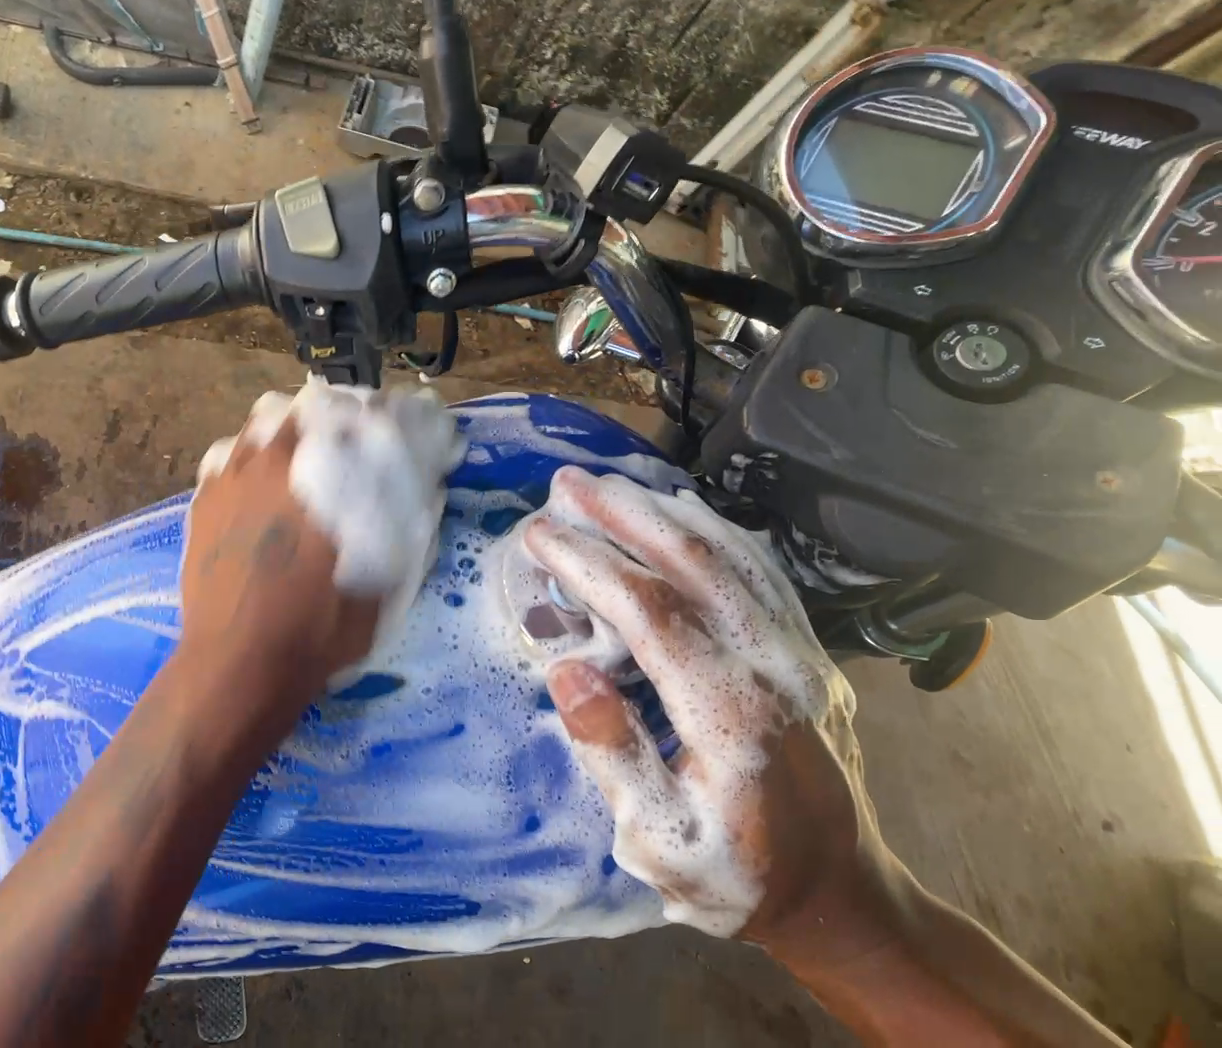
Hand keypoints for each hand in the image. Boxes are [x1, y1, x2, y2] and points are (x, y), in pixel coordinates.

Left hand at [179, 419, 380, 730]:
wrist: (236, 663)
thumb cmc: (315, 634)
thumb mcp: (380, 591)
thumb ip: (400, 534)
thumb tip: (420, 492)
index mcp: (332, 482)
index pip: (367, 420)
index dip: (387, 416)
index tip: (399, 424)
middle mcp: (280, 463)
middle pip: (314, 407)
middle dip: (340, 417)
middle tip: (352, 439)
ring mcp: (235, 475)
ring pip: (267, 419)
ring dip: (293, 428)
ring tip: (304, 451)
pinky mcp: (205, 494)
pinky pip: (232, 450)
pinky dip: (252, 453)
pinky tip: (259, 478)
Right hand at [524, 467, 888, 949]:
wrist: (841, 896)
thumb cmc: (738, 876)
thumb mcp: (659, 843)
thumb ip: (612, 754)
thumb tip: (564, 670)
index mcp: (730, 713)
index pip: (650, 610)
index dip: (589, 563)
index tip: (538, 534)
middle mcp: (773, 667)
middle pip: (694, 561)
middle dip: (622, 514)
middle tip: (565, 483)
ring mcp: (799, 654)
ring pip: (731, 555)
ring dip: (664, 511)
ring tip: (610, 484)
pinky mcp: (808, 653)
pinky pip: (761, 572)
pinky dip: (714, 531)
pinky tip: (681, 513)